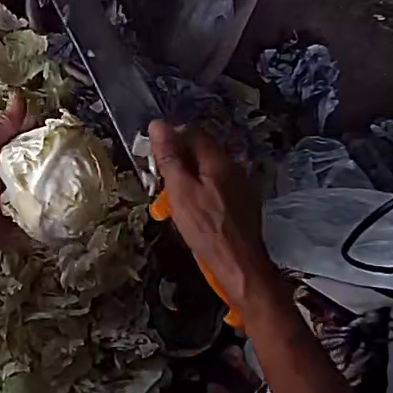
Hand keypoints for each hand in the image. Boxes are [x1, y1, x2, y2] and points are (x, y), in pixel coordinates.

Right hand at [149, 120, 281, 309]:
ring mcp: (240, 187)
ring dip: (186, 178)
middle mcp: (233, 168)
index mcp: (219, 161)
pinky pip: (215, 188)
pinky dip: (198, 192)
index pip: (192, 132)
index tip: (151, 155)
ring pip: (207, 171)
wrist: (240, 267)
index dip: (169, 138)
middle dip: (176, 160)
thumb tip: (158, 125)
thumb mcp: (180, 192)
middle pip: (201, 151)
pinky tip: (189, 211)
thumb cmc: (206, 230)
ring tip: (170, 198)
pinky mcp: (240, 205)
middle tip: (157, 179)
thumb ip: (170, 158)